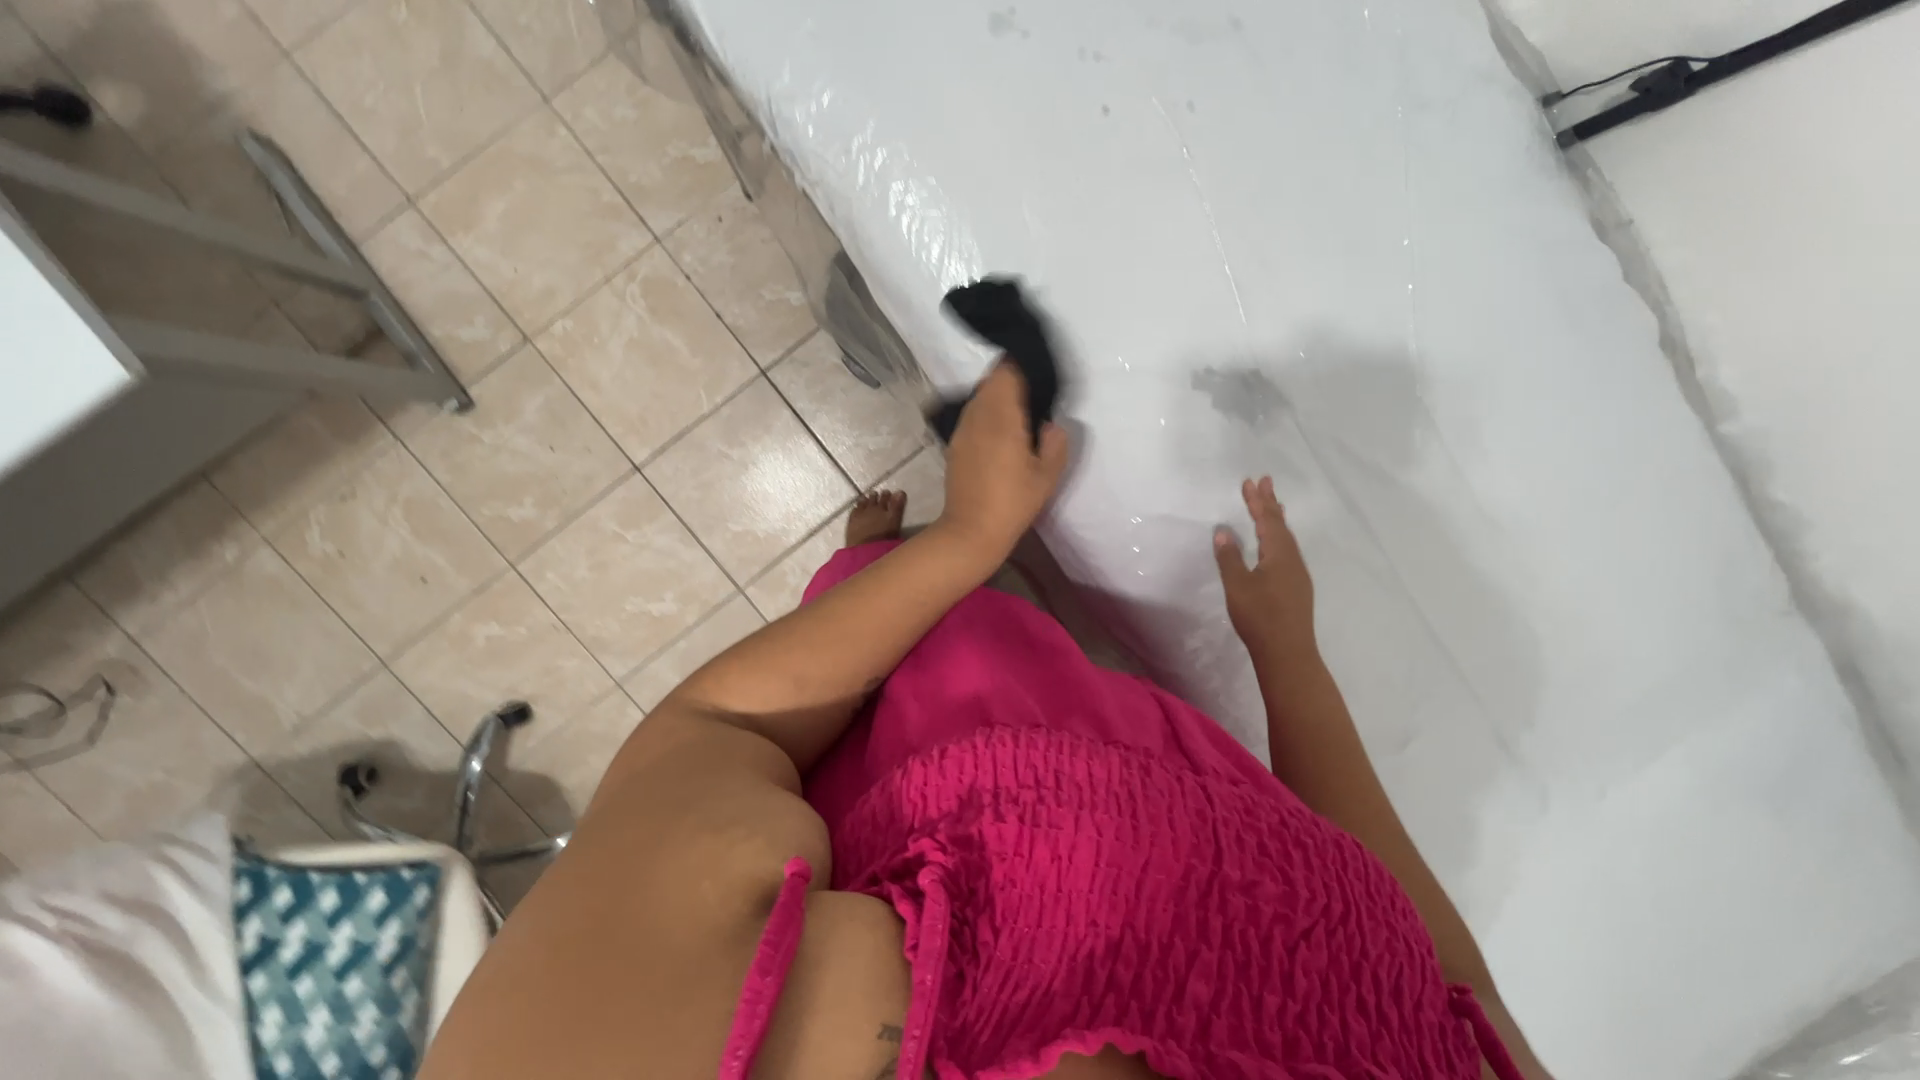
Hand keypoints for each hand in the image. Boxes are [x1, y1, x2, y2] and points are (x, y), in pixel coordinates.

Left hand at [936, 360, 1069, 565]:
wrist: (971, 531)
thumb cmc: (1012, 502)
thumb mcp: (1047, 476)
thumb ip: (1055, 442)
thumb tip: (1048, 425)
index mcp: (1001, 416)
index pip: (1007, 372)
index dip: (1023, 367)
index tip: (1039, 374)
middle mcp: (977, 415)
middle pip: (991, 381)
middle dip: (1011, 381)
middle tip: (1034, 394)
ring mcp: (962, 430)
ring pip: (979, 398)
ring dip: (998, 398)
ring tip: (1020, 413)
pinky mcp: (955, 445)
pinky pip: (973, 416)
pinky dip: (987, 415)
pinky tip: (1001, 435)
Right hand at [1214, 476, 1317, 658]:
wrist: (1287, 652)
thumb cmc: (1259, 617)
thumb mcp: (1237, 586)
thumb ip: (1229, 558)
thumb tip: (1223, 532)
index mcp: (1279, 554)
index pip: (1267, 520)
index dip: (1258, 500)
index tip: (1252, 481)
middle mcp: (1292, 559)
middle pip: (1280, 525)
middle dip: (1270, 504)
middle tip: (1264, 482)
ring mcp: (1297, 574)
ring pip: (1286, 539)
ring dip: (1276, 520)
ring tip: (1272, 506)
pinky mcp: (1296, 588)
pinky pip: (1288, 551)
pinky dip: (1279, 538)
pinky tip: (1275, 544)